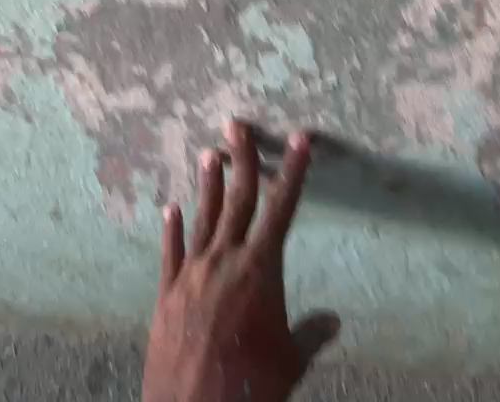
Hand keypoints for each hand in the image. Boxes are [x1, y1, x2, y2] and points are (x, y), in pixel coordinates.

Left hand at [144, 119, 340, 401]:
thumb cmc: (251, 387)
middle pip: (238, 198)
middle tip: (236, 123)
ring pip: (204, 217)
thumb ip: (310, 333)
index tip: (300, 139)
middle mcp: (225, 260)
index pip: (283, 207)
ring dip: (208, 184)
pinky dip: (172, 229)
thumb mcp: (290, 361)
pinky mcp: (167, 294)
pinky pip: (171, 253)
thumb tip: (332, 321)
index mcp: (260, 269)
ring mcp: (192, 273)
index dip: (294, 170)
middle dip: (241, 158)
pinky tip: (171, 209)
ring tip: (209, 153)